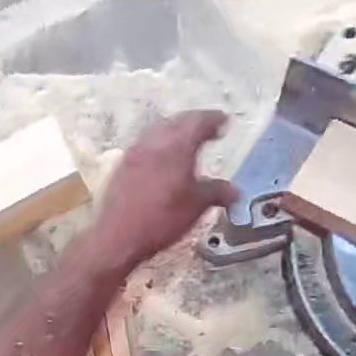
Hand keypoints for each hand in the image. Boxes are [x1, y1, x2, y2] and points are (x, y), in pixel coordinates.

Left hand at [91, 110, 237, 266]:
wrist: (119, 236)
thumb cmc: (163, 219)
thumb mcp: (197, 206)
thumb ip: (217, 192)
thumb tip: (236, 191)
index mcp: (177, 146)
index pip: (198, 122)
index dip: (214, 119)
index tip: (224, 120)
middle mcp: (155, 141)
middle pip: (177, 120)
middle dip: (195, 121)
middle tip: (209, 127)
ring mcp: (136, 151)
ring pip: (159, 129)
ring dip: (176, 128)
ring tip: (188, 139)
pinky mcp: (124, 164)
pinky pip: (147, 142)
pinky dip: (161, 141)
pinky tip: (165, 156)